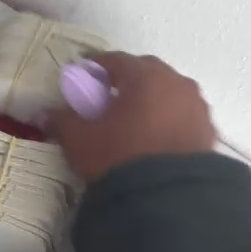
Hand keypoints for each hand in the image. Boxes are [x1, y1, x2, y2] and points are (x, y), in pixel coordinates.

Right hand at [51, 53, 217, 181]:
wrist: (165, 190)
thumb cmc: (116, 155)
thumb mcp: (79, 140)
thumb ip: (61, 122)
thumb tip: (44, 114)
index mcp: (143, 78)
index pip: (117, 60)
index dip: (97, 63)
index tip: (84, 70)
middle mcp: (174, 82)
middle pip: (148, 70)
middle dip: (127, 76)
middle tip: (108, 92)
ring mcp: (195, 103)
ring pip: (168, 89)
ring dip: (150, 95)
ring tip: (133, 114)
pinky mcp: (207, 126)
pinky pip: (182, 111)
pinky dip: (166, 114)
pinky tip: (153, 132)